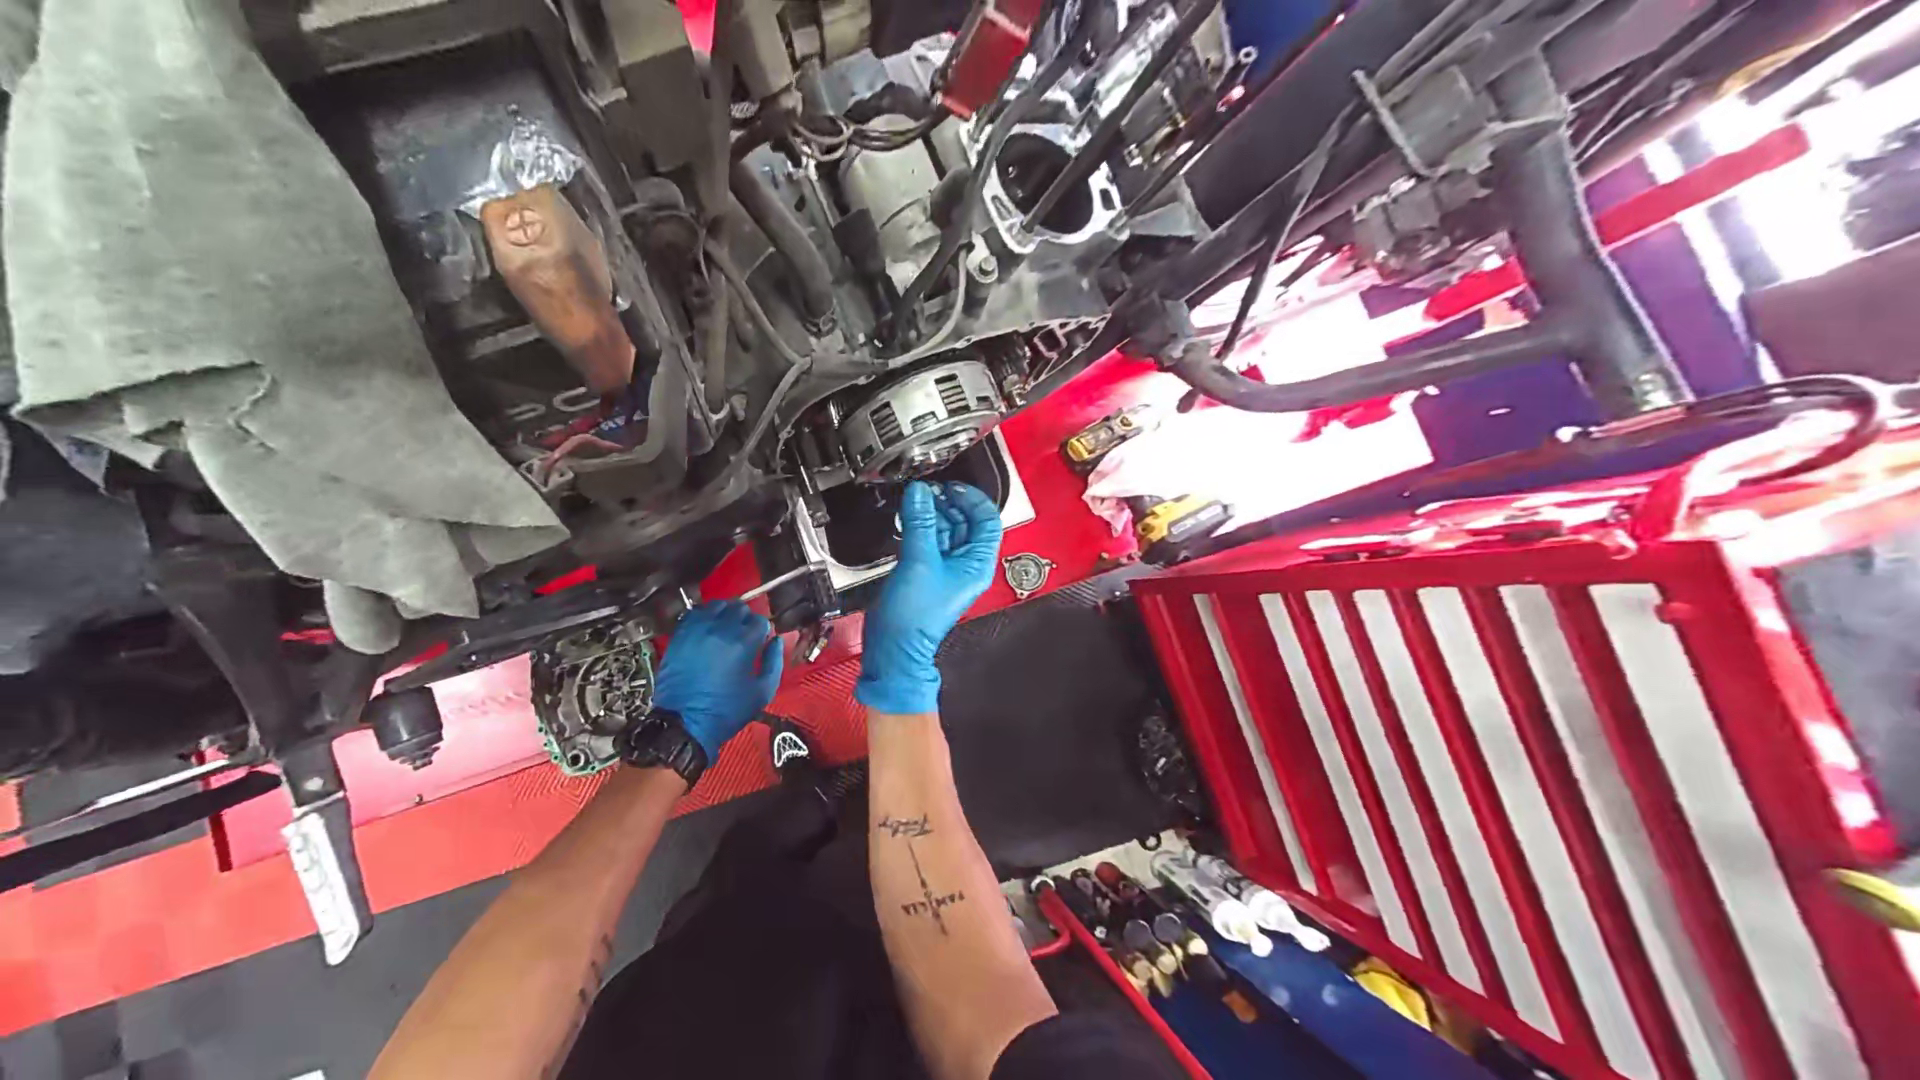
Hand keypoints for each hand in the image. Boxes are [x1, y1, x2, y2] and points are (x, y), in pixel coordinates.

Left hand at [651, 600, 783, 758]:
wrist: (685, 724)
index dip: (762, 631)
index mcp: (743, 642)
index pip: (759, 620)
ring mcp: (697, 630)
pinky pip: (694, 613)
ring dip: (725, 613)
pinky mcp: (679, 635)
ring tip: (725, 629)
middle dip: (745, 619)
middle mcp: (720, 629)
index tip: (759, 643)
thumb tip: (776, 641)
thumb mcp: (763, 692)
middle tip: (743, 636)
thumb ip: (775, 661)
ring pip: (716, 605)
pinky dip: (704, 616)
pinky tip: (707, 629)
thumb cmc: (728, 710)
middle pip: (738, 607)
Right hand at [856, 481, 1002, 714]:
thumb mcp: (919, 560)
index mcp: (977, 564)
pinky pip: (929, 541)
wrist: (894, 645)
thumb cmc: (915, 618)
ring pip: (946, 530)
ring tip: (918, 501)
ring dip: (933, 513)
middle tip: (930, 491)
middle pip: (966, 522)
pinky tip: (910, 517)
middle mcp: (965, 565)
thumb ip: (920, 522)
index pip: (988, 521)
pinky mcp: (926, 570)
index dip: (972, 499)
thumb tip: (920, 493)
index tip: (953, 487)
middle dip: (949, 503)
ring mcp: (945, 568)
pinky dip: (921, 527)